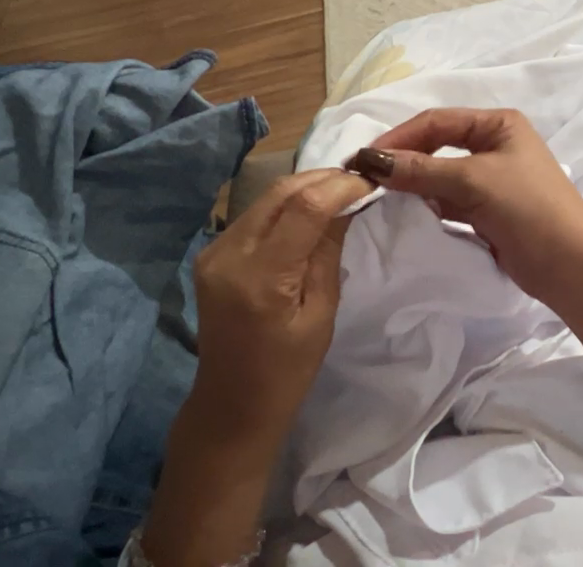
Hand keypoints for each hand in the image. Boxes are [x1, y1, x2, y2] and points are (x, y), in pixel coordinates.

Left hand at [186, 168, 364, 440]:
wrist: (230, 404)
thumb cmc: (288, 369)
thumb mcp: (323, 311)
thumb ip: (329, 250)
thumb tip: (351, 202)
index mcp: (262, 277)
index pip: (305, 206)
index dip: (341, 186)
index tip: (372, 183)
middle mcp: (230, 254)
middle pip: (281, 191)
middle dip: (324, 178)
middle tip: (360, 181)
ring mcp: (214, 252)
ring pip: (266, 196)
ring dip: (306, 187)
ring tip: (341, 192)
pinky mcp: (211, 254)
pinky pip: (255, 213)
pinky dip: (287, 203)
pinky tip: (311, 210)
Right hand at [353, 108, 582, 304]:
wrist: (569, 264)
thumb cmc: (528, 208)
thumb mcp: (473, 181)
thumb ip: (421, 169)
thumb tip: (371, 161)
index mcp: (499, 124)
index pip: (437, 121)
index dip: (399, 137)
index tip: (362, 160)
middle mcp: (495, 144)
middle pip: (437, 145)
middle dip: (404, 160)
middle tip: (365, 179)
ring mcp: (492, 178)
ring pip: (441, 174)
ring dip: (414, 183)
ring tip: (380, 197)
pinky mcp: (488, 209)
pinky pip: (449, 199)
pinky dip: (429, 204)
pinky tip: (409, 213)